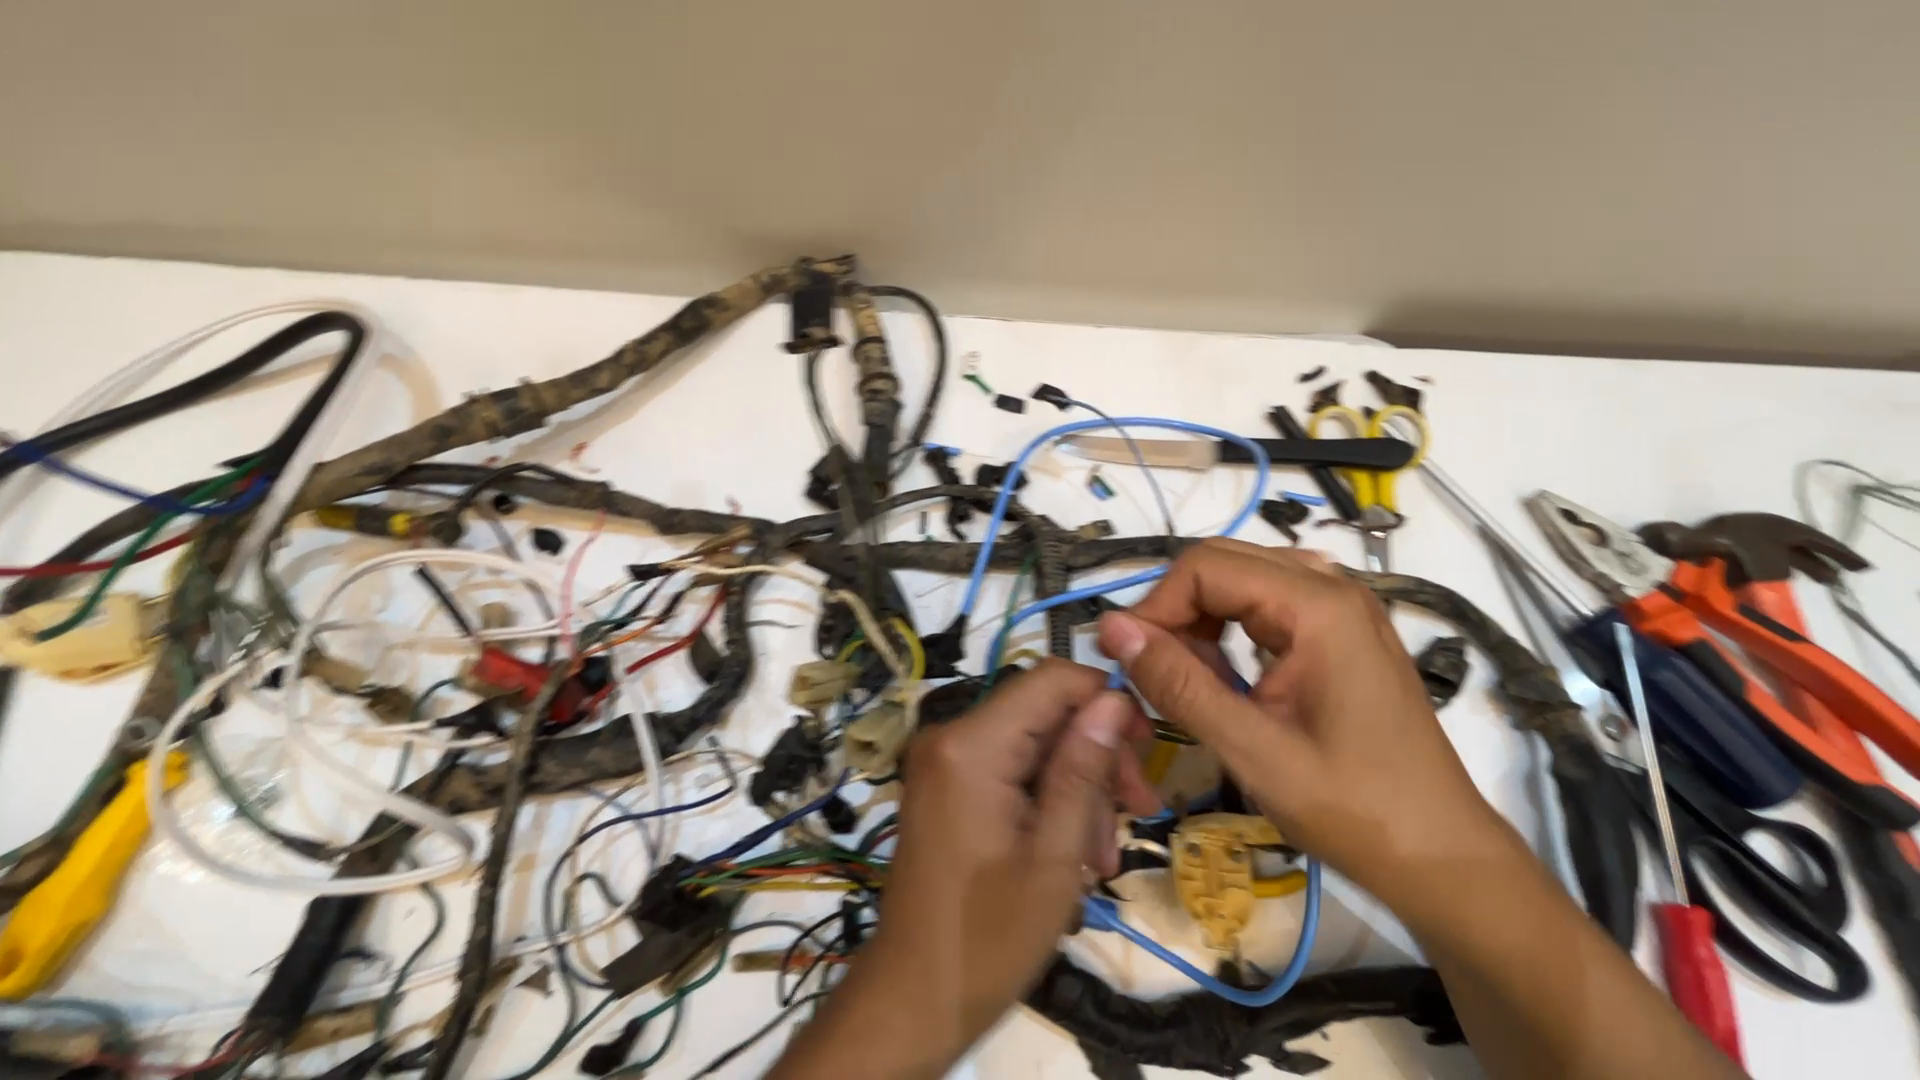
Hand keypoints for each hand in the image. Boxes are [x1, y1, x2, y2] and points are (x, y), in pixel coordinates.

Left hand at [771, 659, 1156, 1078]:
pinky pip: (1009, 770)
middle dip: (1096, 757)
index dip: (1107, 700)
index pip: (1052, 679)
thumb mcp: (1056, 855)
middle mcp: (949, 738)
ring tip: (1102, 856)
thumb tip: (1114, 700)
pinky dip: (1046, 800)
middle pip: (1044, 713)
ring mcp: (942, 763)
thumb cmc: (991, 938)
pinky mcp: (944, 787)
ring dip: (1077, 788)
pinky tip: (1074, 853)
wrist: (914, 997)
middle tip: (1138, 811)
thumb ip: (1083, 769)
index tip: (1147, 749)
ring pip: (1033, 745)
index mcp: (971, 746)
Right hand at [1095, 538, 1518, 925]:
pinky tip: (1224, 678)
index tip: (1129, 661)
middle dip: (1175, 610)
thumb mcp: (1251, 750)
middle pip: (1225, 563)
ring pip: (1244, 582)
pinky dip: (1232, 631)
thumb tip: (1111, 628)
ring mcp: (1343, 610)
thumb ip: (1178, 683)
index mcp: (1318, 607)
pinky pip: (1269, 606)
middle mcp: (1334, 590)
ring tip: (1185, 679)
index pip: (1206, 567)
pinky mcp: (1342, 635)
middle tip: (1150, 671)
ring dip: (1201, 620)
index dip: (1156, 606)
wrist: (1438, 852)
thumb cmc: (1350, 807)